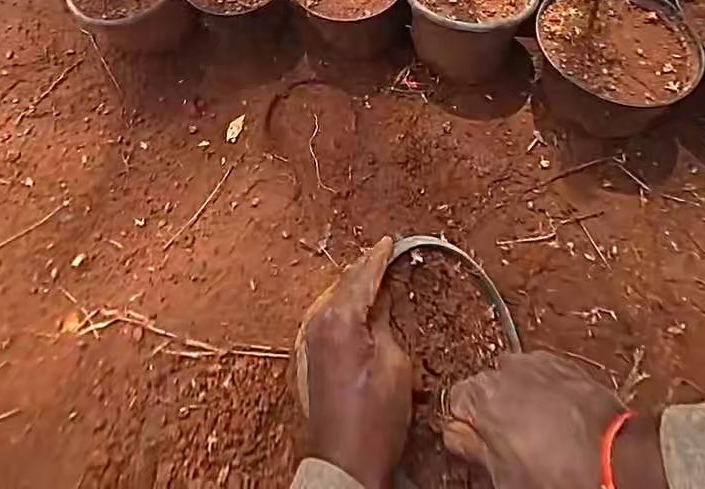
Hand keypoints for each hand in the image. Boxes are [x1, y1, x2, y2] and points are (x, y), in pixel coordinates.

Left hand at [294, 237, 412, 488]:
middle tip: (386, 251)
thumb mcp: (393, 362)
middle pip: (346, 282)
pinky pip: (331, 313)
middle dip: (366, 267)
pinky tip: (360, 301)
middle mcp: (319, 320)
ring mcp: (311, 336)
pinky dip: (347, 302)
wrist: (344, 462)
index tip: (390, 241)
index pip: (363, 276)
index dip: (379, 257)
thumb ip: (384, 320)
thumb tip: (381, 296)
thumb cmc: (375, 418)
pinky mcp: (311, 351)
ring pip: (337, 296)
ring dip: (356, 283)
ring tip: (376, 270)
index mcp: (340, 319)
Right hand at [443, 352, 665, 488]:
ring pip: (514, 381)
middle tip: (512, 447)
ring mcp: (533, 362)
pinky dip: (546, 393)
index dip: (467, 428)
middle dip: (494, 412)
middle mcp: (502, 369)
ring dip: (520, 399)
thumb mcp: (505, 478)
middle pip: (485, 389)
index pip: (455, 402)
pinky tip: (561, 423)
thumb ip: (473, 450)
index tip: (479, 448)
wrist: (617, 459)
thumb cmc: (559, 475)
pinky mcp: (560, 363)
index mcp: (481, 396)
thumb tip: (456, 435)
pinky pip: (541, 376)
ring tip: (541, 435)